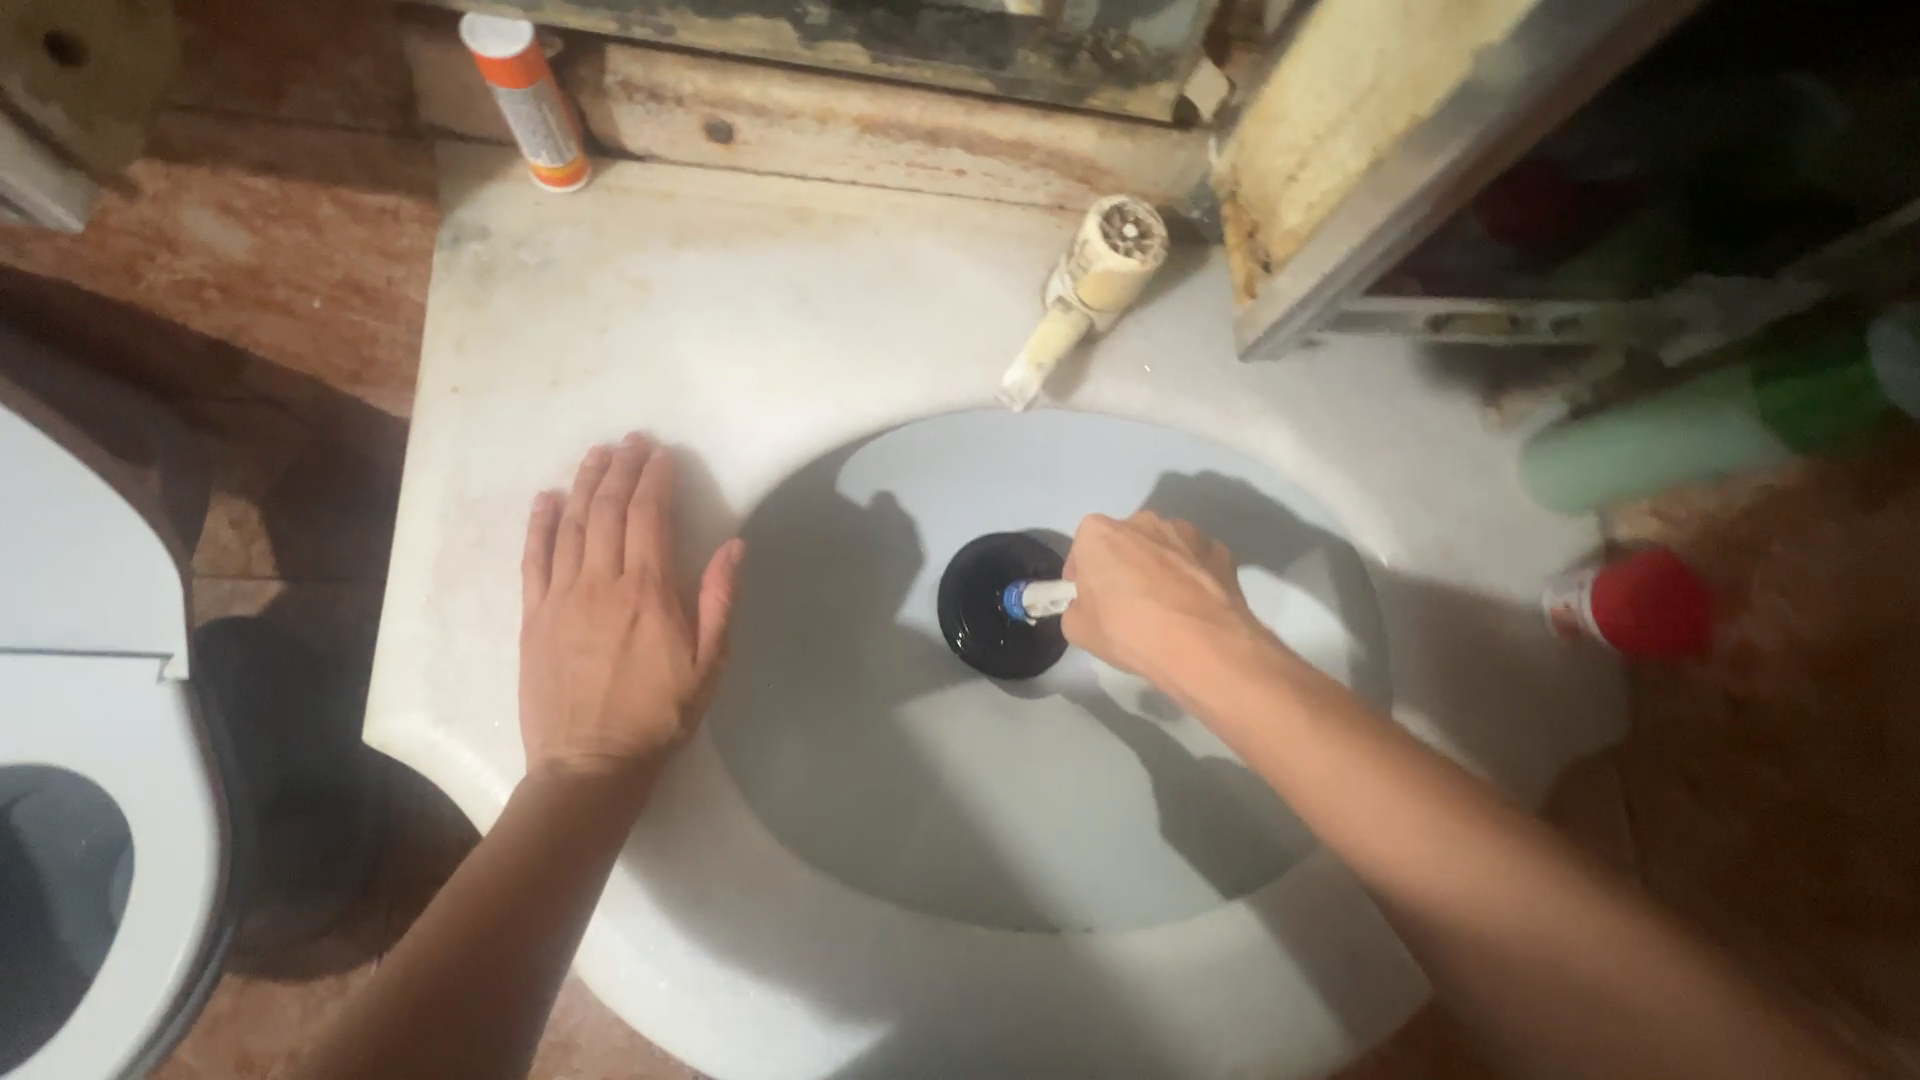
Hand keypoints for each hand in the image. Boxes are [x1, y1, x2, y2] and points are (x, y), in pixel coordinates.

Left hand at [519, 433, 743, 783]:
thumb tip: (733, 545)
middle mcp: (601, 583)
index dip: (656, 479)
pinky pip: (533, 559)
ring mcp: (561, 597)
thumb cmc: (660, 715)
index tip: (663, 454)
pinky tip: (547, 498)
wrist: (590, 764)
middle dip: (622, 469)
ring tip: (597, 453)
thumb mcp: (709, 664)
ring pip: (572, 525)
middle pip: (609, 511)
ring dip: (585, 484)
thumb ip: (719, 600)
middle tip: (632, 440)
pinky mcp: (533, 617)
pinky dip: (540, 524)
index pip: (650, 517)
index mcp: (648, 592)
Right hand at [1061, 511, 1277, 689]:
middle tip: (1127, 602)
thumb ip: (1076, 609)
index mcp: (1100, 534)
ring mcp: (1184, 531)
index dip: (1083, 573)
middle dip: (1123, 564)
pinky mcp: (1218, 548)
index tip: (1089, 597)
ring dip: (1159, 566)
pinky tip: (1193, 605)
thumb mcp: (1078, 630)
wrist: (1200, 644)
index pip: (1083, 547)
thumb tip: (1086, 607)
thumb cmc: (1127, 631)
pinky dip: (1192, 575)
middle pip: (1125, 542)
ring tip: (1166, 605)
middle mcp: (1142, 521)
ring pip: (1163, 547)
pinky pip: (1195, 560)